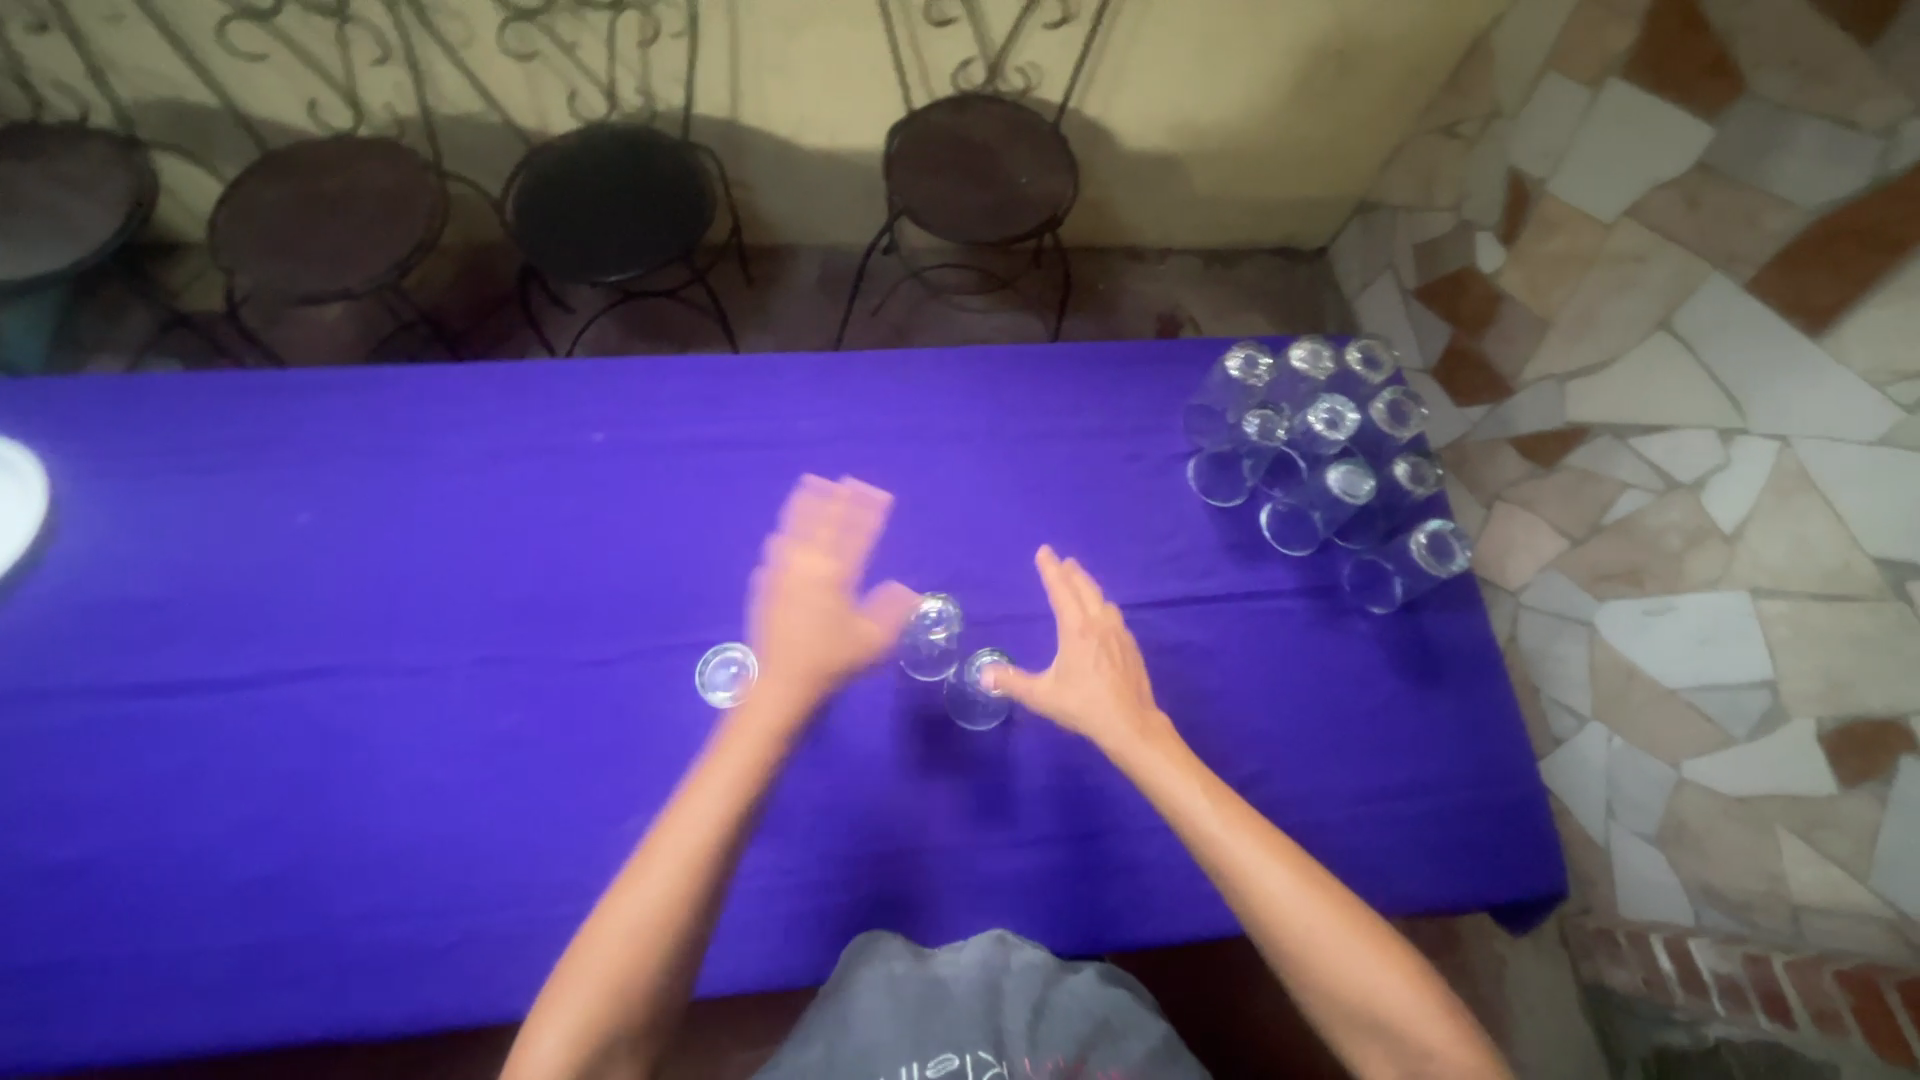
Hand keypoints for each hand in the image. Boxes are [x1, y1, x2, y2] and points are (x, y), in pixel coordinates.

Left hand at [745, 475, 919, 722]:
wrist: (781, 682)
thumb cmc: (832, 662)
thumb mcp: (874, 640)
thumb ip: (893, 610)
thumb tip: (907, 589)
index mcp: (838, 575)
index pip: (858, 533)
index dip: (869, 511)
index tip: (878, 492)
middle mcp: (808, 565)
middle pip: (823, 522)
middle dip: (837, 499)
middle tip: (845, 480)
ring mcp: (782, 573)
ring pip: (794, 528)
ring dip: (805, 504)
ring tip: (810, 484)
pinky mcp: (764, 586)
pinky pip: (774, 552)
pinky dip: (783, 536)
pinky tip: (781, 535)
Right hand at [987, 546, 1178, 756]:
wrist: (1130, 723)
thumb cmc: (1083, 706)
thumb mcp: (1041, 696)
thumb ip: (1011, 682)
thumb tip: (983, 674)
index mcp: (1076, 630)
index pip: (1061, 591)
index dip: (1050, 570)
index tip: (1044, 551)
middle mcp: (1099, 624)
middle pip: (1085, 589)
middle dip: (1072, 573)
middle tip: (1063, 560)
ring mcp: (1119, 634)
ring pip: (1103, 601)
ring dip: (1090, 588)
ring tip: (1082, 584)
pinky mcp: (1131, 647)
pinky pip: (1115, 617)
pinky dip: (1103, 607)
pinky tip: (1104, 617)